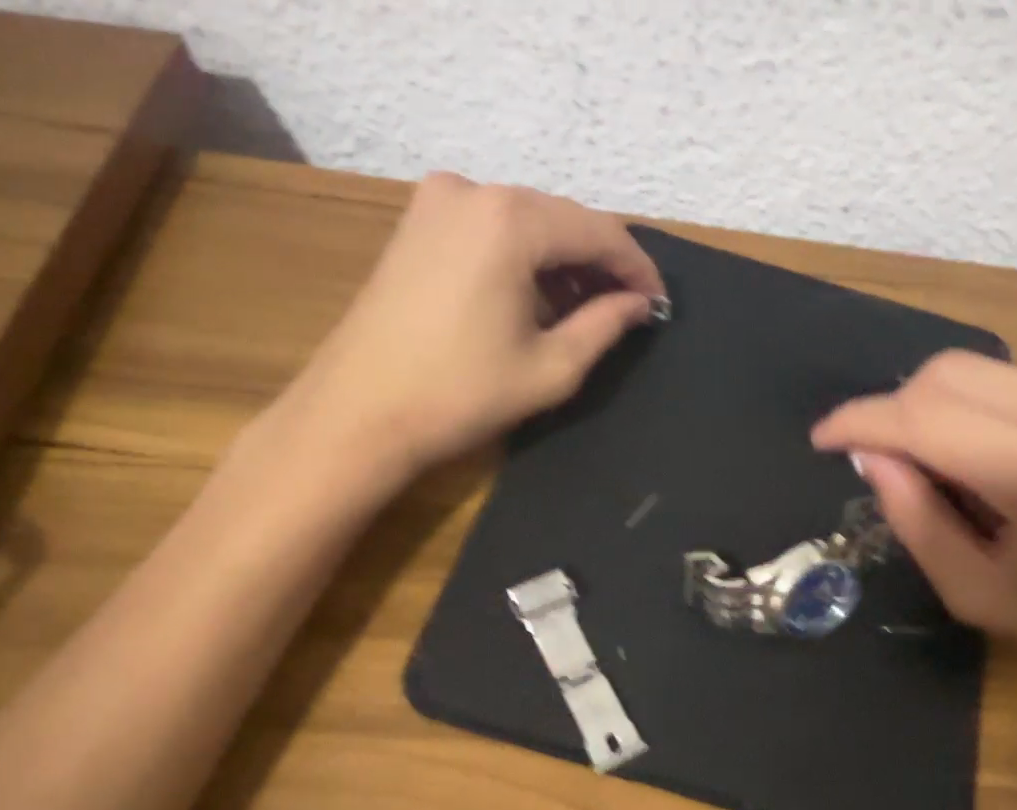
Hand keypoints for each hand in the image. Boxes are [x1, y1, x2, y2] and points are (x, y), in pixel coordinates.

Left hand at [263, 172, 664, 491]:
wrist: (358, 413)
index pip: (599, 231)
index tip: (658, 304)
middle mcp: (474, 190)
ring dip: (562, 260)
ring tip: (587, 309)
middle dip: (600, 262)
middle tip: (628, 308)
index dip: (637, 268)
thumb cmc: (460, 394)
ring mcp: (437, 201)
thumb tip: (638, 304)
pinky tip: (537, 296)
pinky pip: (490, 227)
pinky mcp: (416, 223)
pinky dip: (523, 256)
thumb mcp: (551, 367)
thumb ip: (605, 325)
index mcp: (511, 219)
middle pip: (562, 219)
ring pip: (527, 221)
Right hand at [812, 350, 1016, 704]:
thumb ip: (915, 518)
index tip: (822, 439)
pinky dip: (990, 417)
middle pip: (950, 372)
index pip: (922, 414)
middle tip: (880, 461)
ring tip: (947, 476)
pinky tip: (1001, 469)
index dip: (858, 420)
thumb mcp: (980, 595)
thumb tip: (871, 457)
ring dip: (944, 412)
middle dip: (897, 408)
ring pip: (987, 375)